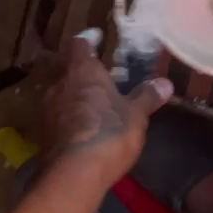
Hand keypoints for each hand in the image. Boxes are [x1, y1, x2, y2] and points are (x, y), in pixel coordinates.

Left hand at [41, 34, 172, 188]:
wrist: (74, 175)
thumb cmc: (109, 133)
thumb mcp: (136, 115)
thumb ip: (147, 97)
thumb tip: (165, 83)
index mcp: (83, 72)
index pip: (80, 44)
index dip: (89, 39)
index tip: (97, 37)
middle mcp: (61, 85)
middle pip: (73, 72)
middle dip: (88, 75)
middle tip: (107, 81)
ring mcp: (50, 111)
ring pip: (66, 96)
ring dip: (81, 99)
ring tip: (101, 108)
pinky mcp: (46, 135)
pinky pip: (62, 118)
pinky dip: (75, 120)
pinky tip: (89, 132)